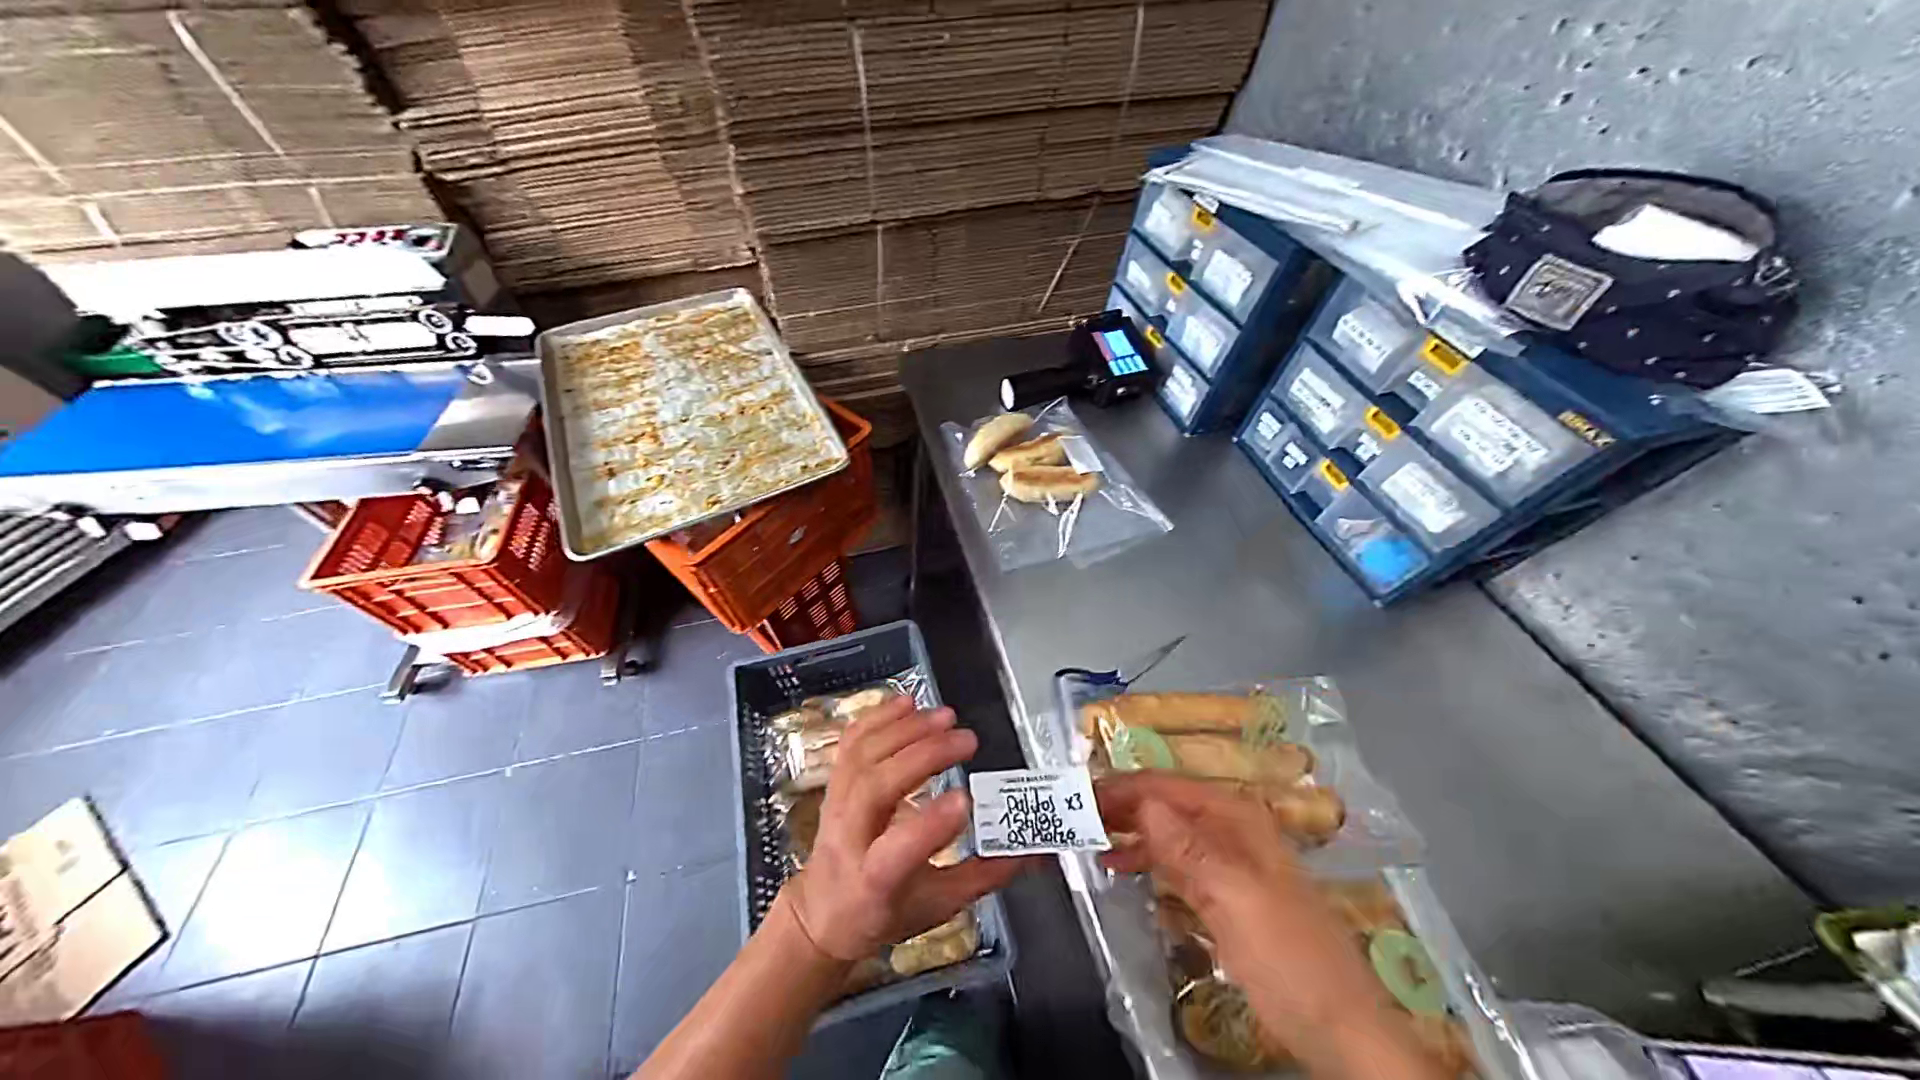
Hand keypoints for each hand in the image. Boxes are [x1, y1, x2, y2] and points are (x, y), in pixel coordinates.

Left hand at [782, 696, 1035, 962]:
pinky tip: (907, 703)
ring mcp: (837, 804)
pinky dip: (877, 717)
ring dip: (905, 730)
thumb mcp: (936, 905)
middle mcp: (850, 836)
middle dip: (922, 757)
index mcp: (875, 879)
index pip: (896, 852)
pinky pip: (851, 741)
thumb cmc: (884, 911)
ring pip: (863, 756)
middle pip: (876, 788)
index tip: (967, 801)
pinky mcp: (836, 782)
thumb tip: (1034, 853)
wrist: (824, 909)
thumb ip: (984, 876)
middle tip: (967, 740)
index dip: (930, 826)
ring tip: (944, 716)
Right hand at [1097, 773, 1444, 1079]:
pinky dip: (1144, 859)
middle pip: (1164, 804)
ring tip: (1086, 836)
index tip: (1079, 793)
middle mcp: (1229, 830)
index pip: (1167, 787)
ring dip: (1128, 830)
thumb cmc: (1288, 956)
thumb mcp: (1236, 898)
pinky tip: (1120, 865)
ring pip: (1166, 831)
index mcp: (1236, 818)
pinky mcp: (1221, 895)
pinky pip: (1173, 863)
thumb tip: (1144, 803)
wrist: (1339, 1027)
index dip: (1122, 786)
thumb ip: (1189, 848)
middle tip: (1073, 814)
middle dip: (1120, 804)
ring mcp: (1226, 863)